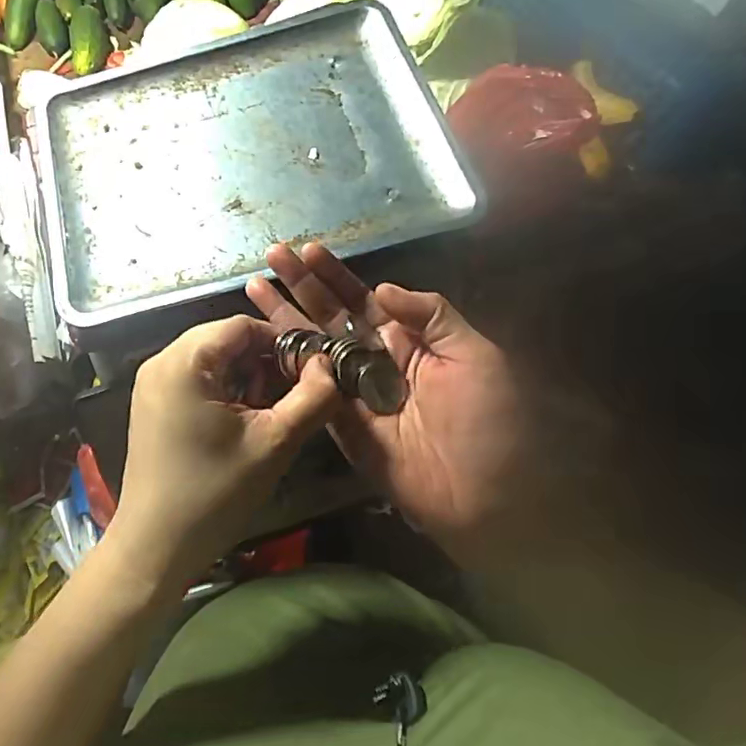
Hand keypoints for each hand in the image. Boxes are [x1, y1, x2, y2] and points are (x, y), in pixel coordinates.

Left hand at [110, 315, 339, 582]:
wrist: (157, 546)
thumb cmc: (213, 493)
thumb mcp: (273, 443)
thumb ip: (311, 398)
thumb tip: (330, 366)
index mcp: (182, 361)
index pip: (242, 326)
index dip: (284, 342)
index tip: (314, 368)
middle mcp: (160, 362)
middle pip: (225, 341)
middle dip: (265, 362)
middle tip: (295, 393)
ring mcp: (152, 385)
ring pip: (212, 362)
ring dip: (247, 378)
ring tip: (272, 412)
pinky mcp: (153, 407)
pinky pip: (196, 382)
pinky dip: (225, 392)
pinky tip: (244, 422)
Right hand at [247, 243, 520, 551]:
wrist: (486, 495)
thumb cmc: (489, 421)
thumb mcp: (475, 355)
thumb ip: (430, 316)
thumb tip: (380, 289)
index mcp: (410, 340)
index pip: (364, 299)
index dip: (336, 275)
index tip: (308, 250)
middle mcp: (376, 360)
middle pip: (330, 315)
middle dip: (301, 285)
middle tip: (273, 255)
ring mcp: (353, 392)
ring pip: (312, 346)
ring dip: (284, 317)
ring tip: (255, 288)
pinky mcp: (337, 422)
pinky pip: (308, 387)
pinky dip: (286, 364)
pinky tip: (263, 340)